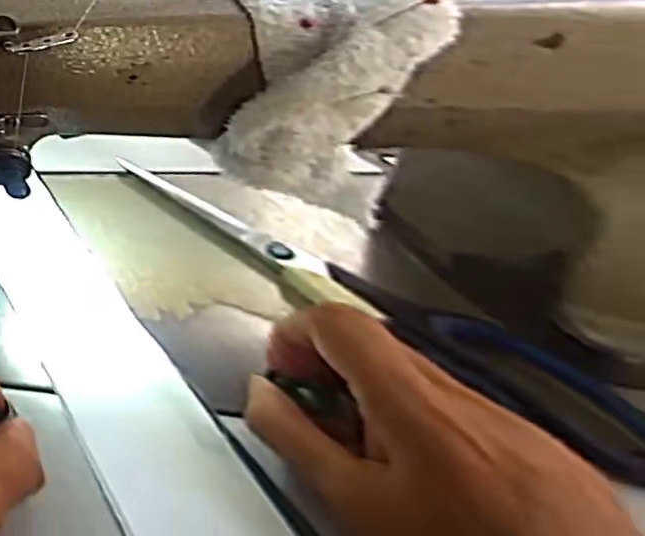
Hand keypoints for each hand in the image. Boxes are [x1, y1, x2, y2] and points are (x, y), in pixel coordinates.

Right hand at [245, 304, 633, 535]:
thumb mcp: (354, 503)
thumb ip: (291, 435)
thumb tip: (260, 391)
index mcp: (418, 406)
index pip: (337, 321)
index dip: (295, 335)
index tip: (288, 376)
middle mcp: (476, 405)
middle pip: (379, 350)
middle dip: (335, 376)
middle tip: (327, 426)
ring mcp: (529, 433)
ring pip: (426, 386)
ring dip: (385, 407)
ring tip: (386, 468)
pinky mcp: (564, 464)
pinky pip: (478, 421)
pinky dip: (440, 437)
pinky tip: (445, 489)